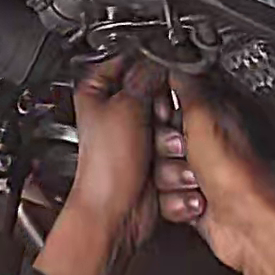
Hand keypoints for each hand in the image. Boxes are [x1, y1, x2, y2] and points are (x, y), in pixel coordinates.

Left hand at [34, 58, 163, 274]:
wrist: (115, 215)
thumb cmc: (106, 167)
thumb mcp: (128, 107)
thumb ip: (146, 77)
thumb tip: (159, 59)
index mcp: (98, 90)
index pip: (129, 62)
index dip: (147, 70)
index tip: (157, 78)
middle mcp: (116, 111)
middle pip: (156, 96)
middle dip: (163, 115)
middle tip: (157, 124)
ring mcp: (136, 136)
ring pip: (170, 126)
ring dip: (170, 145)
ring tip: (157, 157)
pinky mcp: (153, 161)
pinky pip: (177, 154)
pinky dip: (173, 165)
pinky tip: (161, 174)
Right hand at [153, 71, 274, 271]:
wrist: (248, 225)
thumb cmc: (236, 173)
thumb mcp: (203, 116)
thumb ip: (185, 86)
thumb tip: (171, 61)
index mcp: (208, 115)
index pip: (166, 103)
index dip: (160, 113)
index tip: (164, 120)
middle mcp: (202, 142)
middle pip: (157, 138)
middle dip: (165, 150)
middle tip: (183, 152)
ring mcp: (196, 172)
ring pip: (157, 169)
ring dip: (172, 178)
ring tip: (194, 181)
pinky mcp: (190, 199)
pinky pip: (163, 197)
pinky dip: (176, 202)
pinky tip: (195, 202)